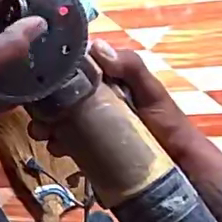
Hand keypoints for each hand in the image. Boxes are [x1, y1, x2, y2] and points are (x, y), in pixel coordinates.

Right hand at [32, 40, 213, 173]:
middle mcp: (99, 100)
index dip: (57, 72)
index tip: (40, 79)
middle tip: (37, 116)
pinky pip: (67, 140)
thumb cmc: (169, 128)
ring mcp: (94, 125)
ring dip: (46, 124)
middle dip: (45, 103)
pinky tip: (56, 149)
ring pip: (60, 118)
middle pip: (62, 95)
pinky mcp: (92, 148)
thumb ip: (132, 69)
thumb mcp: (153, 94)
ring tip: (42, 135)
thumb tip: (96, 46)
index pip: (77, 69)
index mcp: (111, 81)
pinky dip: (57, 143)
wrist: (184, 174)